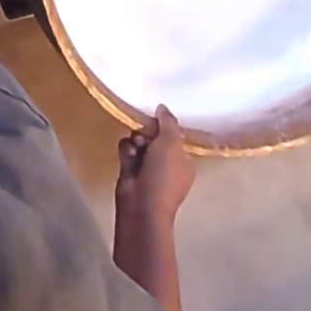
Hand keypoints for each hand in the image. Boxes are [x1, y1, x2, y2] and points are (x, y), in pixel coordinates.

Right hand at [116, 105, 195, 220]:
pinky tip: (128, 157)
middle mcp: (166, 162)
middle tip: (145, 136)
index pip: (174, 135)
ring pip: (138, 140)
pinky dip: (126, 150)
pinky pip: (127, 149)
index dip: (165, 126)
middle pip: (154, 135)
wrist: (142, 204)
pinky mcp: (130, 169)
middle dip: (147, 132)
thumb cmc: (163, 174)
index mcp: (183, 159)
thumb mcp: (171, 144)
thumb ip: (168, 122)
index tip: (156, 118)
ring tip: (135, 149)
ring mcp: (147, 166)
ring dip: (135, 141)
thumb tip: (163, 107)